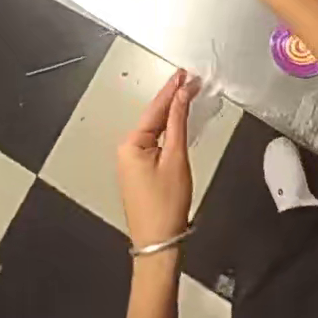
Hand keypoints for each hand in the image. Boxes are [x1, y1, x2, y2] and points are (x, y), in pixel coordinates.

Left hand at [117, 68, 199, 249]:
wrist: (159, 243)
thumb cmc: (167, 204)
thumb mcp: (176, 158)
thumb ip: (178, 123)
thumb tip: (181, 97)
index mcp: (131, 144)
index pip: (155, 109)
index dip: (172, 90)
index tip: (185, 74)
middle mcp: (127, 149)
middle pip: (153, 117)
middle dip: (172, 99)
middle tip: (190, 80)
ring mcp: (132, 161)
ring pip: (155, 130)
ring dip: (171, 114)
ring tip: (187, 94)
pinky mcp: (140, 171)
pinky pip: (155, 142)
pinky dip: (168, 131)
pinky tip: (179, 122)